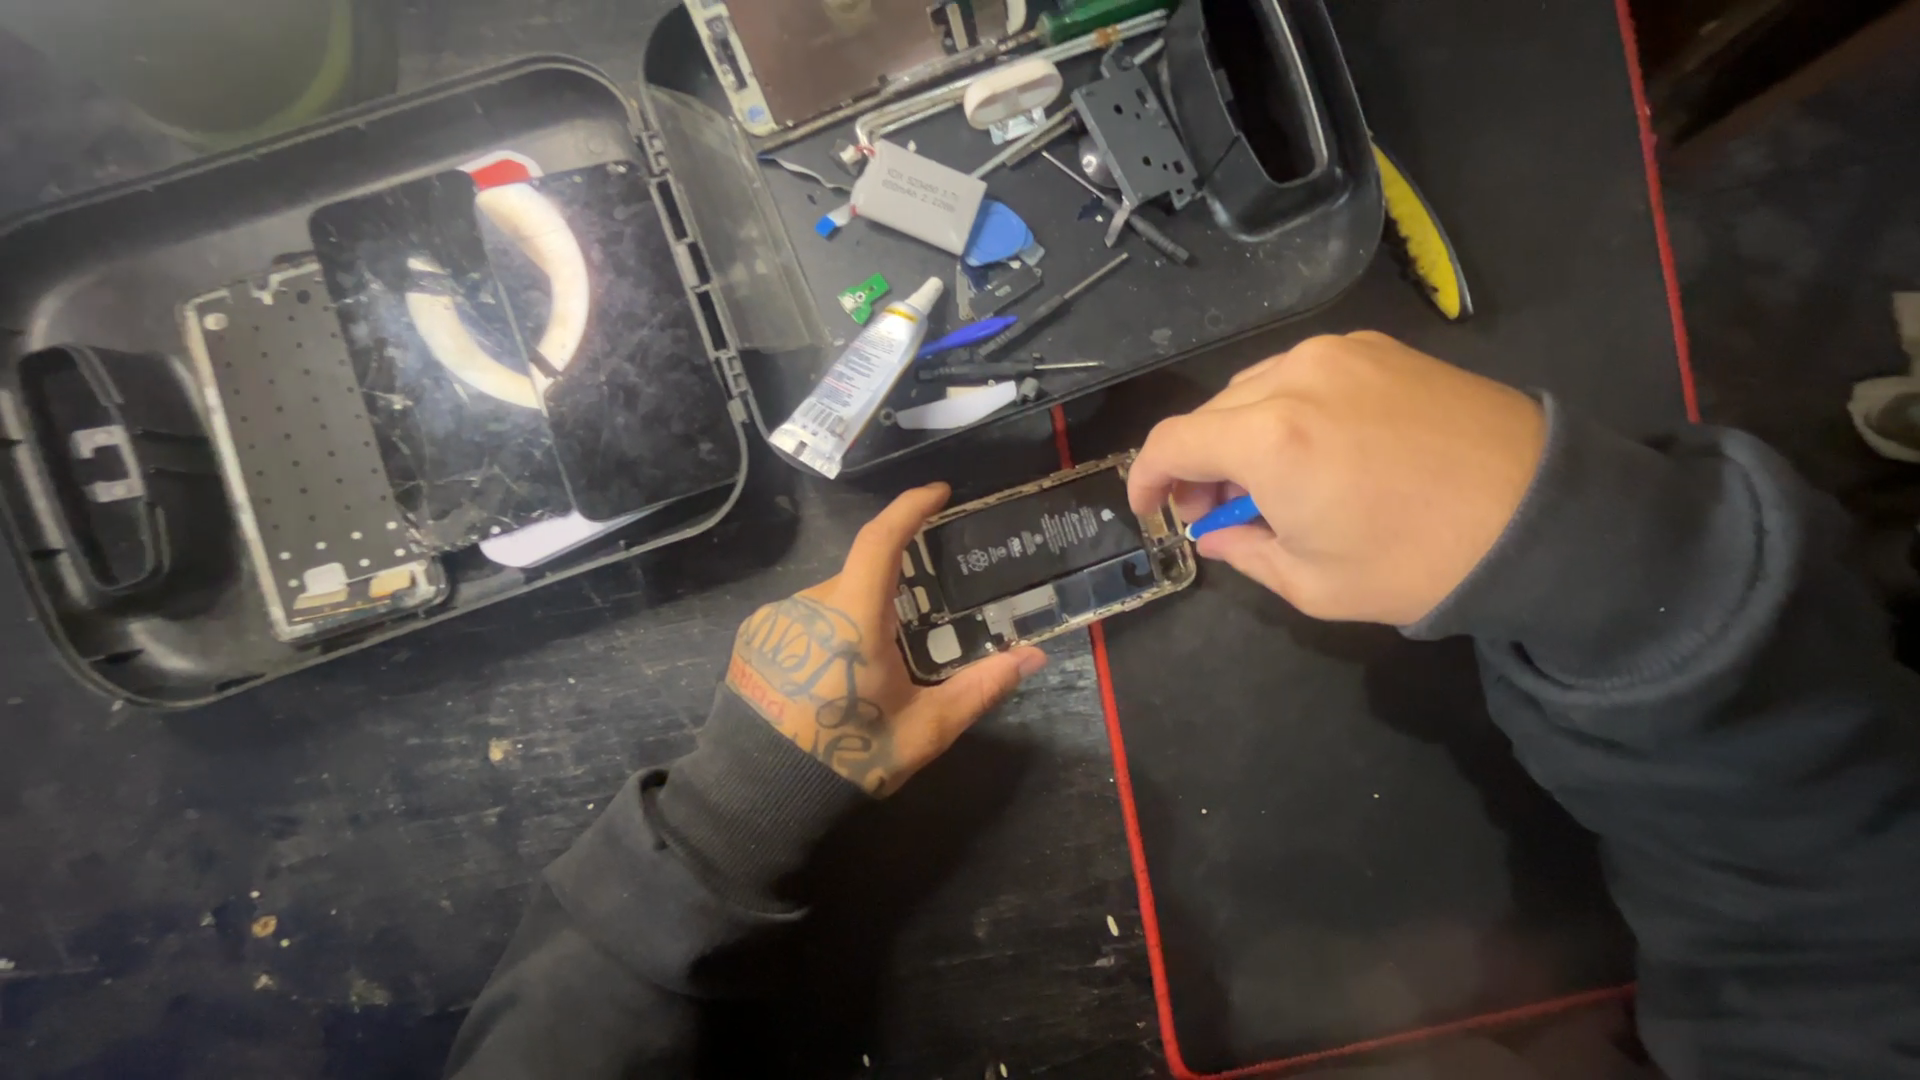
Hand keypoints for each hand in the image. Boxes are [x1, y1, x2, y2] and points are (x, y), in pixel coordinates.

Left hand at [726, 484, 1047, 795]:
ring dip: (858, 618)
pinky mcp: (754, 636)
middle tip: (913, 638)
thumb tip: (1033, 656)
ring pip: (833, 599)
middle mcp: (809, 604)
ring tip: (870, 674)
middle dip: (891, 593)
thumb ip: (980, 688)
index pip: (882, 541)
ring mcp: (775, 619)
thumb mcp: (925, 729)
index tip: (939, 493)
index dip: (910, 507)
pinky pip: (803, 618)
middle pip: (861, 576)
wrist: (760, 795)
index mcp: (853, 618)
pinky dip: (828, 633)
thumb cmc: (848, 757)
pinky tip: (833, 678)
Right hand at [1128, 332, 1546, 624]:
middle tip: (1214, 510)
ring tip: (1264, 481)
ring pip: (1250, 389)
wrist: (1545, 518)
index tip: (1151, 508)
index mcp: (1269, 439)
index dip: (1145, 478)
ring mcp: (1340, 354)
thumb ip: (1242, 550)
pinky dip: (1280, 410)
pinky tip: (1310, 447)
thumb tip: (1215, 530)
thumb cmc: (1418, 561)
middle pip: (1208, 415)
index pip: (1170, 443)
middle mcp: (1294, 377)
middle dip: (1195, 464)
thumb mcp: (1311, 582)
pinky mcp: (1379, 350)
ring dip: (1236, 435)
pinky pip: (1299, 374)